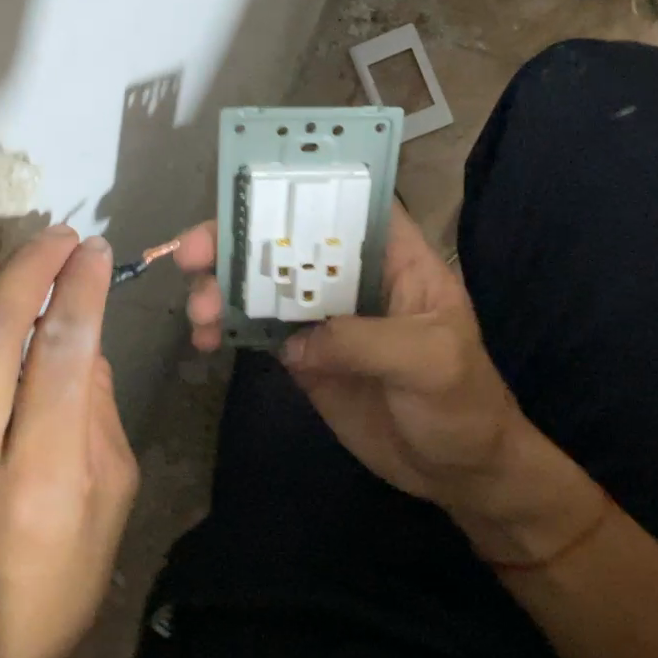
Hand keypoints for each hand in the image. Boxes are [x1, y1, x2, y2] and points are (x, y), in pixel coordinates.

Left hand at [0, 226, 137, 657]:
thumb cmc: (56, 589)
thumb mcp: (111, 502)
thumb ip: (98, 412)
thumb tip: (81, 337)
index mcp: (42, 483)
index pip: (60, 354)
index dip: (80, 289)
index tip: (93, 253)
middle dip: (29, 270)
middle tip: (57, 239)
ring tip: (1, 291)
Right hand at [177, 207, 596, 556]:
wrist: (456, 471)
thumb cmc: (462, 403)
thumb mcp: (429, 361)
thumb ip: (364, 340)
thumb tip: (294, 340)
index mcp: (394, 259)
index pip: (347, 204)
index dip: (301, 187)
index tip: (247, 186)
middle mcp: (352, 276)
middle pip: (290, 240)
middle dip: (238, 240)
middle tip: (194, 256)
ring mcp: (323, 316)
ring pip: (264, 283)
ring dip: (224, 287)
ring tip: (199, 313)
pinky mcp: (303, 355)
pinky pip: (257, 330)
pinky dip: (227, 330)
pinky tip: (206, 341)